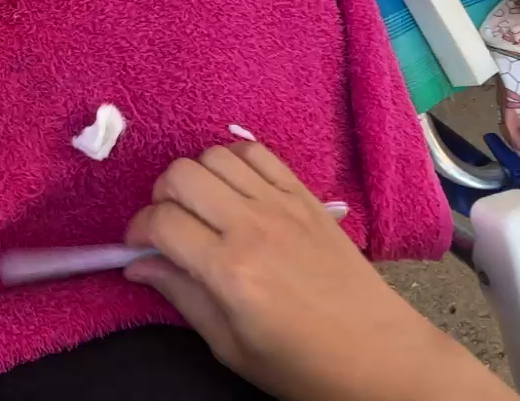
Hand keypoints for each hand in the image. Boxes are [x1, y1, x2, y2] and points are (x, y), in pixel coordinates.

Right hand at [124, 143, 515, 400]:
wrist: (383, 359)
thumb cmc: (303, 367)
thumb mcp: (231, 348)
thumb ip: (181, 296)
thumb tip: (137, 265)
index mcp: (231, 272)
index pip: (162, 222)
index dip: (137, 230)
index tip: (137, 246)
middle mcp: (252, 226)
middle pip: (181, 175)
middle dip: (160, 196)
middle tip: (167, 224)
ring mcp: (281, 204)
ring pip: (214, 155)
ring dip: (195, 175)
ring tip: (200, 205)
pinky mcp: (304, 194)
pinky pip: (256, 151)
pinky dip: (233, 160)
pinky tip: (233, 186)